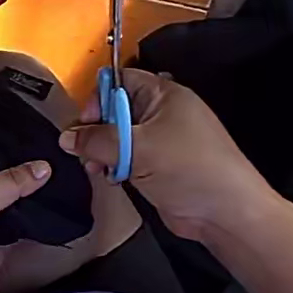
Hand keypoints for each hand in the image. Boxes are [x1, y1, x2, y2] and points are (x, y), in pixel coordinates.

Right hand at [59, 69, 273, 240]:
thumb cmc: (190, 169)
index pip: (120, 80)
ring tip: (96, 168)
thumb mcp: (138, 148)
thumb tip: (68, 137)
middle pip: (116, 111)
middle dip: (97, 130)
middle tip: (85, 151)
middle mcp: (162, 114)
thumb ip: (98, 141)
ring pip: (119, 139)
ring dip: (103, 153)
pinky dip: (116, 167)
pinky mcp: (159, 167)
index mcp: (163, 95)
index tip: (85, 122)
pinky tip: (110, 178)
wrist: (225, 212)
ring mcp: (161, 142)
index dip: (98, 97)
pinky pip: (128, 160)